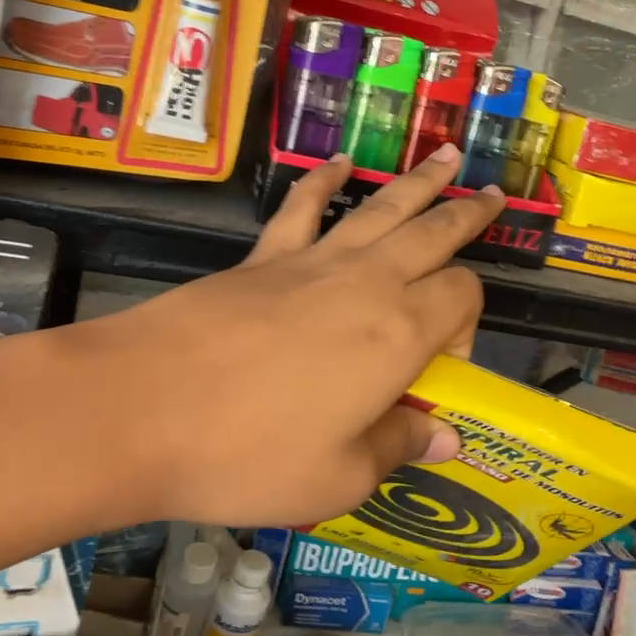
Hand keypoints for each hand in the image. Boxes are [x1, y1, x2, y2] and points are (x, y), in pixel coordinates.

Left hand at [90, 145, 506, 527]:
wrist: (140, 407)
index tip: (442, 376)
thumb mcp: (338, 477)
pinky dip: (323, 181)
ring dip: (419, 182)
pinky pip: (302, 207)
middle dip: (469, 213)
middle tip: (495, 196)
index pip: (463, 298)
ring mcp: (312, 263)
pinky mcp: (263, 258)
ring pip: (382, 208)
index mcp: (399, 333)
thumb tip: (447, 439)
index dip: (469, 327)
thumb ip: (398, 447)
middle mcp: (367, 282)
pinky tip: (339, 164)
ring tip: (446, 158)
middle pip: (435, 233)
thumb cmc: (249, 454)